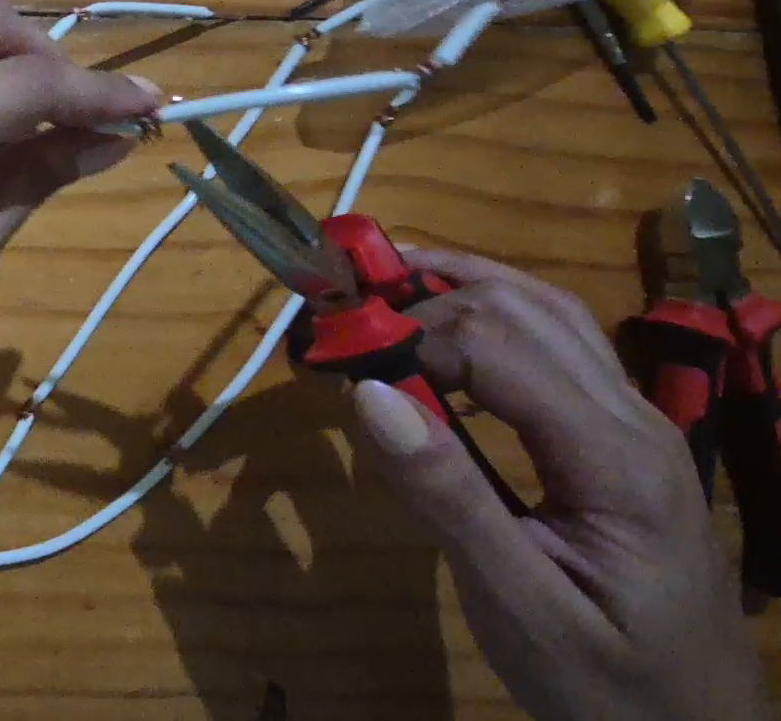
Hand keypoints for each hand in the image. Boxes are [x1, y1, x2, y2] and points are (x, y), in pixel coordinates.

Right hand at [348, 249, 771, 720]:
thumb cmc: (602, 679)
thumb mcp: (515, 602)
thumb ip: (446, 494)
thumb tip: (366, 392)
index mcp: (613, 457)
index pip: (493, 347)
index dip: (403, 334)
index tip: (330, 353)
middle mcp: (632, 419)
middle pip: (519, 309)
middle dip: (421, 296)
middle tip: (340, 319)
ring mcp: (630, 421)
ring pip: (544, 309)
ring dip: (457, 284)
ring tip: (378, 282)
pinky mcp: (612, 433)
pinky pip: (553, 342)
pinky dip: (485, 314)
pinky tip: (436, 334)